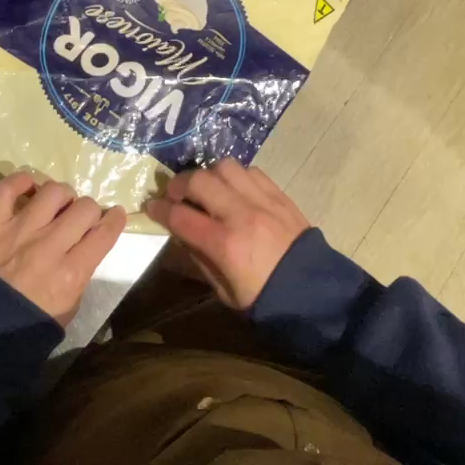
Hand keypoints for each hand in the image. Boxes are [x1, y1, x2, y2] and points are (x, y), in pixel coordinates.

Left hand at [0, 173, 125, 324]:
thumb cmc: (32, 322)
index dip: (115, 219)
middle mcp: (48, 247)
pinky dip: (21, 181)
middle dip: (89, 210)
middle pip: (84, 207)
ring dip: (61, 196)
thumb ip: (82, 270)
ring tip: (56, 206)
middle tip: (80, 218)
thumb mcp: (71, 304)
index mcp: (70, 273)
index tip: (115, 214)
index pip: (104, 232)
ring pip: (53, 191)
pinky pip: (8, 188)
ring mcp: (19, 232)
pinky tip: (29, 188)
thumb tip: (88, 240)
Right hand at [143, 158, 308, 309]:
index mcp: (225, 245)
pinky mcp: (278, 194)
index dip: (160, 210)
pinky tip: (232, 189)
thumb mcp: (224, 291)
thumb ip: (199, 258)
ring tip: (205, 188)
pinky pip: (250, 170)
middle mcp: (241, 214)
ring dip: (208, 174)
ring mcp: (262, 200)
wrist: (313, 292)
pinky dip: (235, 176)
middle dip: (179, 184)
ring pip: (225, 167)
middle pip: (199, 181)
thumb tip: (180, 233)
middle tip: (174, 194)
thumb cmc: (264, 298)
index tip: (151, 207)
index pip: (181, 217)